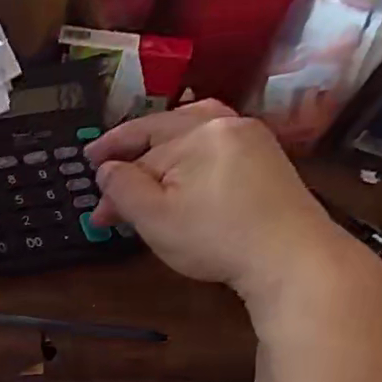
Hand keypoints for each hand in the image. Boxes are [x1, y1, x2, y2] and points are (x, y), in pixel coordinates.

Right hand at [86, 101, 359, 300]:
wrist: (292, 258)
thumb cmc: (217, 238)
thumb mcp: (156, 219)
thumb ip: (124, 189)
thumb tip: (107, 170)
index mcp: (195, 131)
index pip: (139, 147)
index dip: (110, 170)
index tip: (89, 181)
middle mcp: (225, 124)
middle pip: (166, 132)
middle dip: (135, 157)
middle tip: (110, 177)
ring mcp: (253, 140)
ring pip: (195, 135)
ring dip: (164, 149)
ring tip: (146, 161)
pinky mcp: (269, 161)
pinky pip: (219, 148)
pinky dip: (194, 158)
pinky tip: (189, 175)